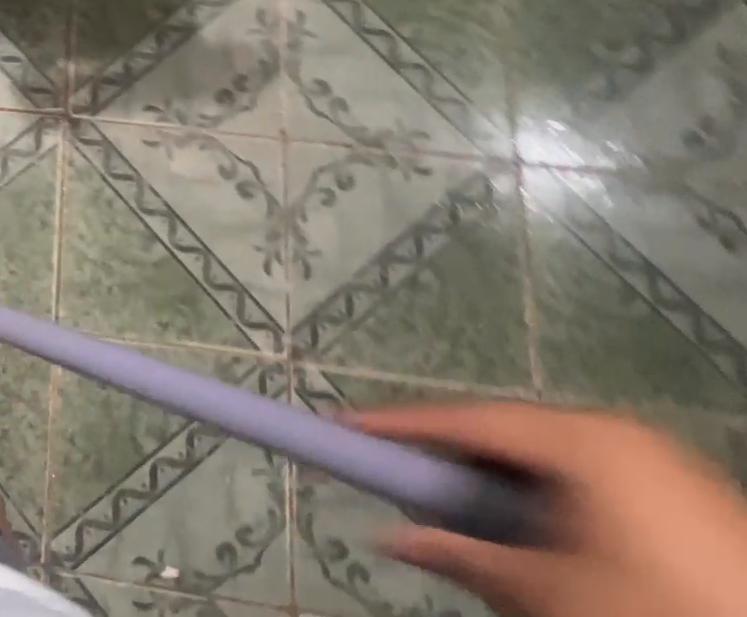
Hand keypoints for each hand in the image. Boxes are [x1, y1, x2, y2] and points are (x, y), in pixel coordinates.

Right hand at [358, 401, 746, 616]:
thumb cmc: (653, 609)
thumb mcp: (546, 592)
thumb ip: (459, 556)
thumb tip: (384, 537)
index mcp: (580, 439)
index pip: (461, 418)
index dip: (394, 425)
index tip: (338, 428)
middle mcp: (612, 431)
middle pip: (499, 432)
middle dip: (445, 459)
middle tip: (392, 476)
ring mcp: (652, 457)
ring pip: (538, 456)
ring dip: (490, 482)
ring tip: (451, 510)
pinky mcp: (678, 489)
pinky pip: (579, 474)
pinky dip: (535, 493)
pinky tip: (521, 528)